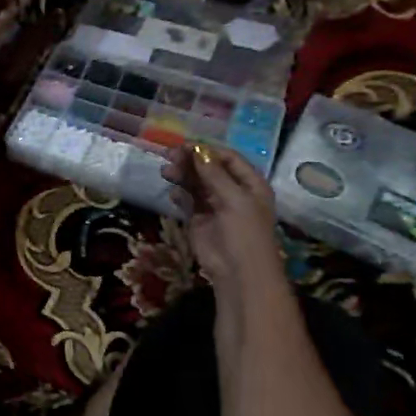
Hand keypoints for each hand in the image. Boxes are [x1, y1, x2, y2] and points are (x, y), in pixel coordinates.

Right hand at [162, 142, 285, 299]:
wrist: (238, 270)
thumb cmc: (245, 232)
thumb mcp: (235, 200)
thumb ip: (215, 176)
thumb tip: (197, 152)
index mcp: (250, 184)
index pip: (228, 159)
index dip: (208, 150)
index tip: (186, 146)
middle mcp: (233, 192)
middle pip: (210, 170)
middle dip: (191, 162)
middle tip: (169, 156)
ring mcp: (214, 206)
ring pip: (196, 184)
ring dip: (182, 176)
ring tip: (166, 171)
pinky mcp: (199, 220)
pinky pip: (188, 202)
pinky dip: (179, 195)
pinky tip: (171, 191)